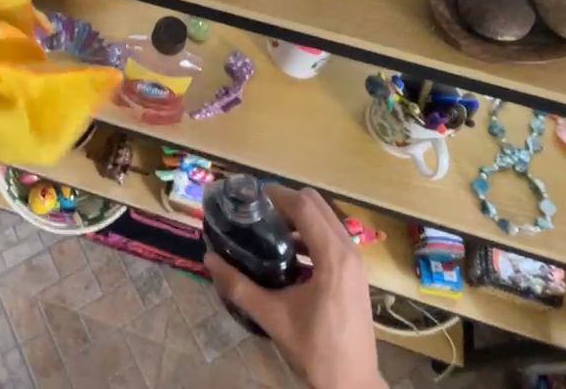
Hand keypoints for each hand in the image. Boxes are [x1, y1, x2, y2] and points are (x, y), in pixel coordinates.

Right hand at [204, 187, 383, 388]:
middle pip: (317, 204)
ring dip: (299, 216)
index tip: (250, 196)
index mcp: (333, 257)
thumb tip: (208, 258)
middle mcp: (349, 251)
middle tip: (257, 212)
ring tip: (269, 229)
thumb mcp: (272, 316)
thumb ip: (239, 285)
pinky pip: (333, 235)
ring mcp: (357, 261)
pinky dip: (311, 232)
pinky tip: (290, 252)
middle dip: (286, 201)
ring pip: (327, 218)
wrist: (353, 385)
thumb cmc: (315, 350)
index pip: (304, 206)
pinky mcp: (357, 272)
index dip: (277, 194)